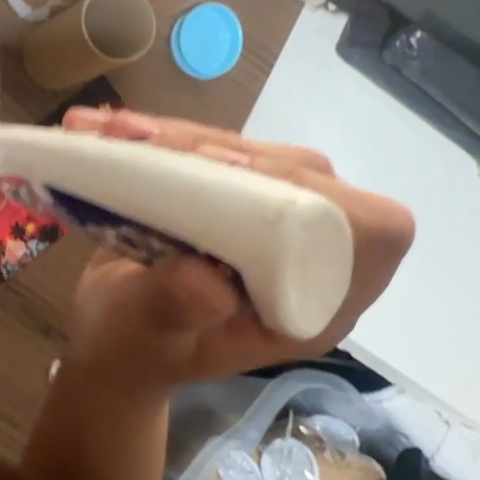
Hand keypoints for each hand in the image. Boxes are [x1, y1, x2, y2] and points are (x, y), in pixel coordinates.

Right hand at [58, 107, 414, 391]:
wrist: (111, 338)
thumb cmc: (134, 350)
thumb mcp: (148, 338)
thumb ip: (178, 309)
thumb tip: (204, 276)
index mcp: (316, 304)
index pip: (369, 232)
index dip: (316, 196)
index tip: (231, 181)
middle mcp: (311, 254)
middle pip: (301, 176)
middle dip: (220, 152)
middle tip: (143, 141)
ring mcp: (274, 219)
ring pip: (253, 154)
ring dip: (182, 136)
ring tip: (113, 129)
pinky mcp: (236, 194)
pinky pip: (216, 152)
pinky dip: (165, 137)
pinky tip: (114, 128)